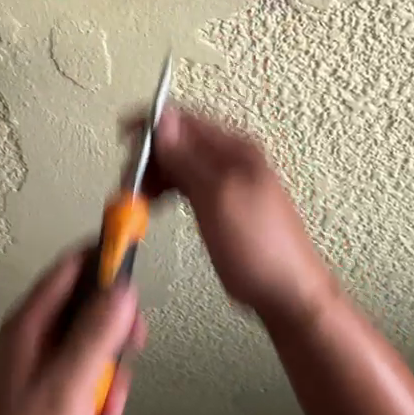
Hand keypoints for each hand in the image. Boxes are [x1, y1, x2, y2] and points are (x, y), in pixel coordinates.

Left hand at [0, 248, 145, 414]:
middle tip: (129, 351)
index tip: (131, 250)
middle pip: (88, 313)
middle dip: (113, 340)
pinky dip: (96, 413)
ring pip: (93, 356)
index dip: (101, 256)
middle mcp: (34, 340)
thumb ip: (96, 333)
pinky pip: (87, 389)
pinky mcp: (50, 398)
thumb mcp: (68, 385)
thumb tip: (121, 289)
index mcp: (30, 325)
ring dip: (106, 388)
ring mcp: (42, 370)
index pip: (70, 268)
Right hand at [138, 109, 337, 325]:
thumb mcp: (216, 196)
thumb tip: (161, 119)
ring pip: (178, 161)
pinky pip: (185, 182)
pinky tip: (155, 203)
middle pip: (178, 139)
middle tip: (130, 180)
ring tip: (138, 196)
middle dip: (149, 154)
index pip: (183, 119)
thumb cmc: (257, 247)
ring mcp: (226, 180)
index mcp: (234, 147)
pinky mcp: (220, 202)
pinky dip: (166, 188)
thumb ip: (186, 157)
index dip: (150, 124)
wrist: (289, 295)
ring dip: (154, 173)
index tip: (123, 138)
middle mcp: (230, 156)